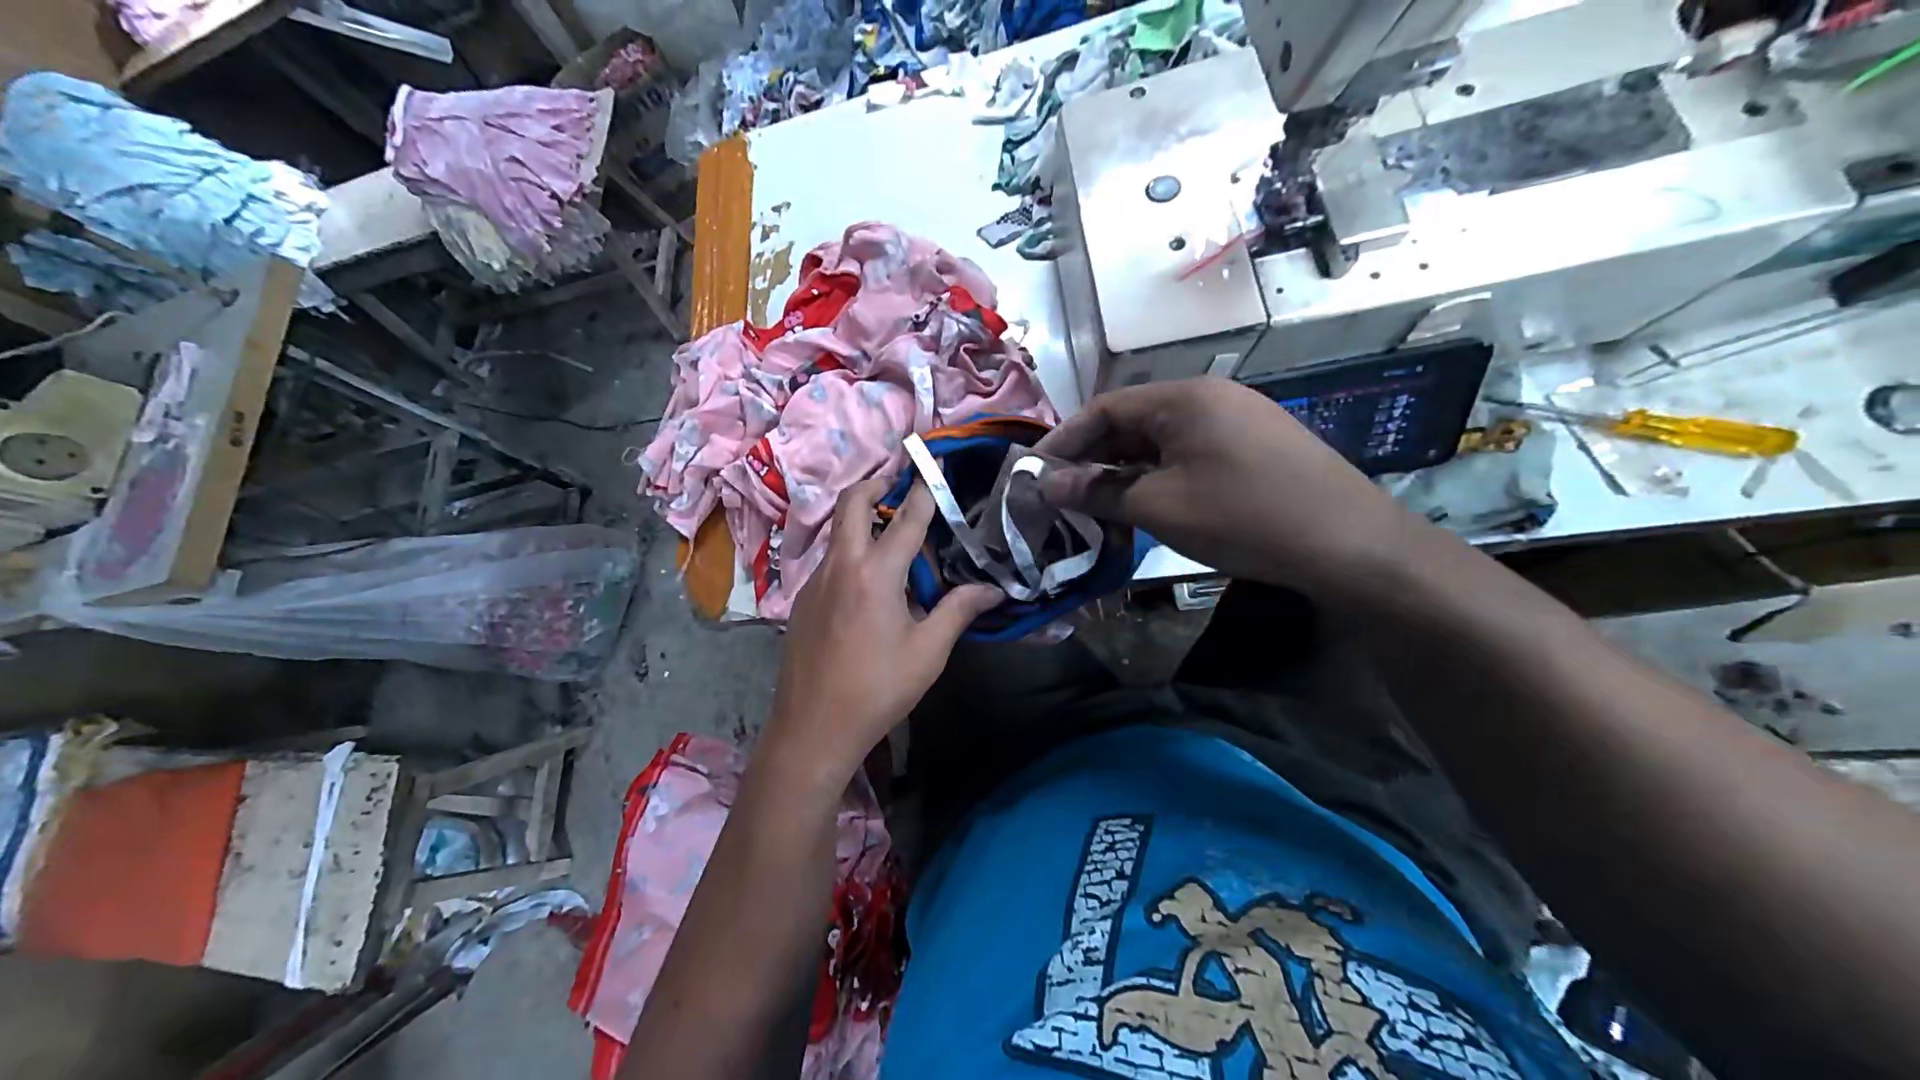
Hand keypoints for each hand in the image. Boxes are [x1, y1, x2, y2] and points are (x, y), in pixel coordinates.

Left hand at [766, 476, 1002, 781]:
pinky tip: (869, 584)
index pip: (906, 519)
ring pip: (838, 532)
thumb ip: (958, 611)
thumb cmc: (877, 689)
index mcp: (875, 573)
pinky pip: (830, 560)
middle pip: (852, 503)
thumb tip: (992, 590)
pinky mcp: (802, 600)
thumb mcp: (927, 652)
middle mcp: (840, 565)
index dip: (924, 490)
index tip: (934, 466)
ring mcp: (814, 581)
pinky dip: (851, 552)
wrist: (812, 727)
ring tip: (892, 535)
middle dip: (876, 483)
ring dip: (862, 519)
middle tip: (899, 484)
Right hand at [1036, 377, 1419, 598]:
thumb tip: (1048, 483)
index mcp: (1185, 398)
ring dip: (1126, 471)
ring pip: (1162, 441)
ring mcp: (1239, 420)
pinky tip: (1150, 507)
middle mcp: (1211, 397)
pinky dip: (1160, 477)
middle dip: (1095, 458)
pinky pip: (1191, 454)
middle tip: (1065, 496)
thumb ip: (1099, 490)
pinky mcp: (1257, 448)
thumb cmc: (1244, 517)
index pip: (1105, 407)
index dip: (1065, 439)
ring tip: (1100, 507)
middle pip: (1133, 421)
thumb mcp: (1160, 506)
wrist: (1349, 545)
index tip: (1036, 472)